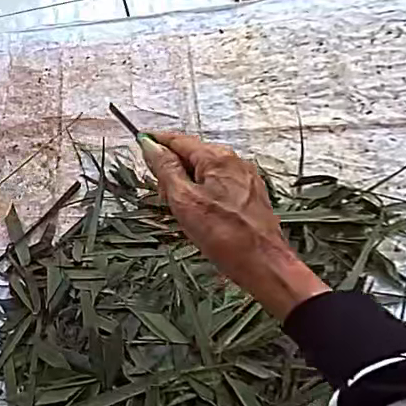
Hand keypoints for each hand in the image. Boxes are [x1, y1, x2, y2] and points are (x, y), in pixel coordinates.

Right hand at [138, 131, 328, 318]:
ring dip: (185, 180)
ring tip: (175, 203)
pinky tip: (196, 210)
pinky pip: (218, 183)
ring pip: (205, 170)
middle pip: (193, 154)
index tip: (142, 141)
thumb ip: (166, 170)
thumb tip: (152, 148)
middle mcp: (235, 163)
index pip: (179, 140)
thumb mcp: (184, 200)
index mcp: (218, 159)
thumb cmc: (226, 236)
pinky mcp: (249, 196)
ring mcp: (245, 179)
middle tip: (156, 184)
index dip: (157, 141)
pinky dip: (201, 190)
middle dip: (171, 165)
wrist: (263, 264)